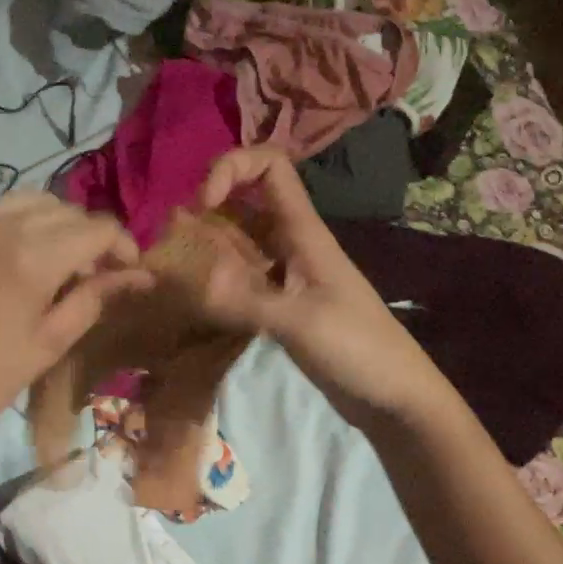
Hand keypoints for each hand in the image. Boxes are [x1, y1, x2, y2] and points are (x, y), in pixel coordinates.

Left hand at [0, 192, 150, 465]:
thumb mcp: (47, 344)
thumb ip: (93, 300)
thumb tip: (139, 278)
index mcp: (32, 253)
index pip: (96, 227)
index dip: (122, 247)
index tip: (129, 274)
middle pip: (61, 207)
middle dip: (85, 235)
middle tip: (90, 277)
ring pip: (23, 202)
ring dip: (49, 227)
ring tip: (50, 269)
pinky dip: (10, 231)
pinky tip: (6, 269)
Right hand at [196, 147, 447, 426]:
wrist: (392, 396)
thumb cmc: (358, 349)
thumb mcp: (300, 322)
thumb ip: (244, 300)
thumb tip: (186, 281)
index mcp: (305, 233)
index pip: (270, 167)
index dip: (232, 169)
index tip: (202, 203)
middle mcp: (292, 247)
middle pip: (244, 207)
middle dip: (205, 216)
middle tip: (170, 248)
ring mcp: (286, 280)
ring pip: (238, 249)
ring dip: (205, 253)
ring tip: (171, 277)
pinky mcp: (281, 311)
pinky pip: (242, 285)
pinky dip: (216, 288)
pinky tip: (193, 305)